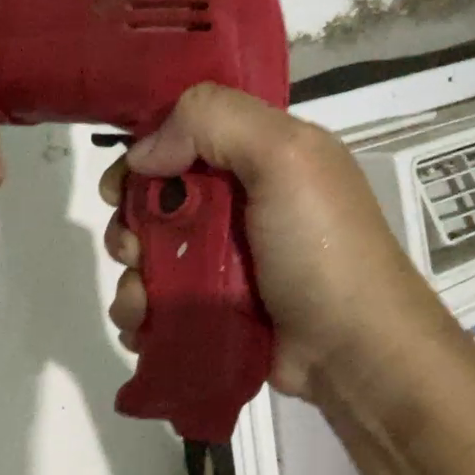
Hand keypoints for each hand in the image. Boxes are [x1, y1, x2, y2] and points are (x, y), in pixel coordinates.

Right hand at [98, 84, 453, 403]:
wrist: (353, 350)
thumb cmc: (322, 249)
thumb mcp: (287, 157)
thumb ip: (214, 123)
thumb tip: (143, 153)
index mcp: (257, 160)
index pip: (181, 139)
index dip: (143, 156)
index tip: (121, 183)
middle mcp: (236, 208)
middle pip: (154, 203)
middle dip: (131, 225)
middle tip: (136, 249)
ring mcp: (220, 265)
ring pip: (147, 260)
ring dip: (130, 279)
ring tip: (142, 303)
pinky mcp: (209, 311)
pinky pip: (155, 305)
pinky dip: (139, 315)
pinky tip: (145, 328)